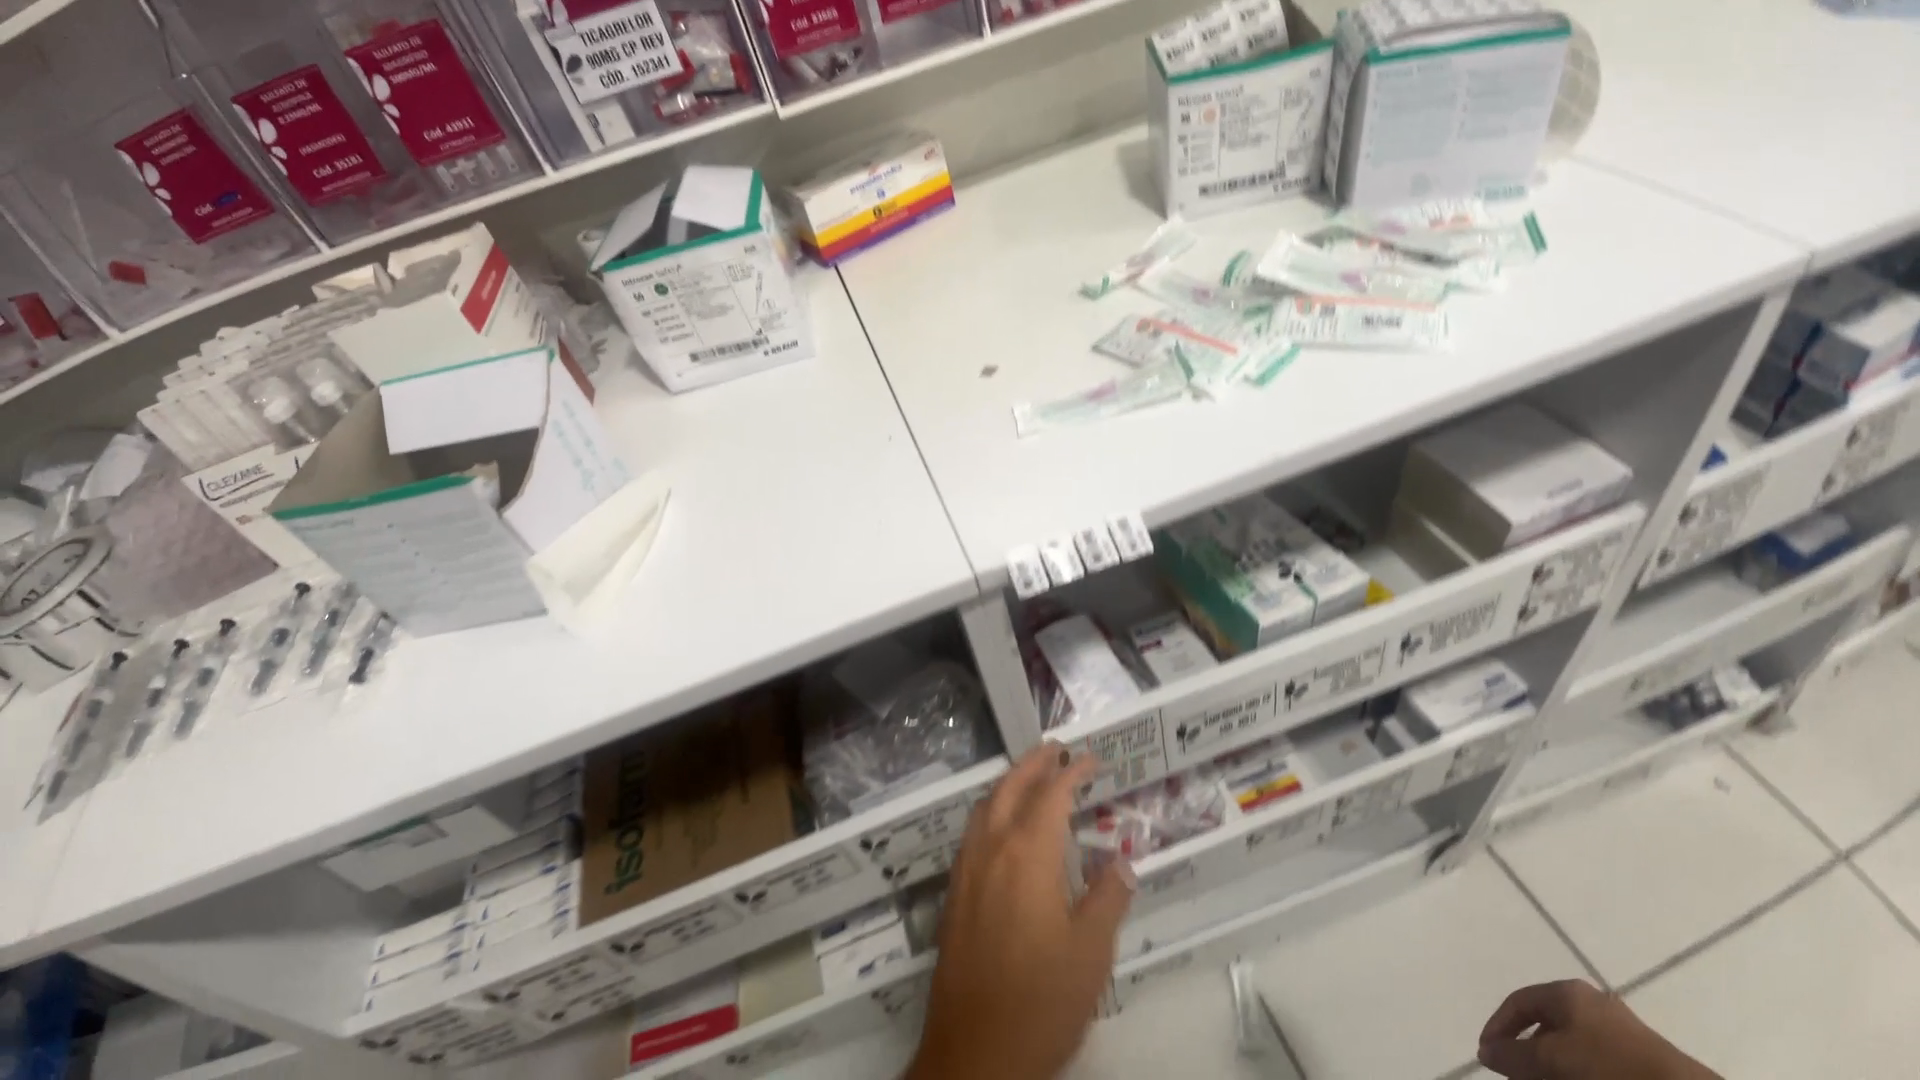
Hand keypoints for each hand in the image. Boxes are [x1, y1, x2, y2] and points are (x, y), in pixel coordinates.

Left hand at [905, 746, 1136, 1079]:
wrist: (975, 1053)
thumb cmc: (1042, 1000)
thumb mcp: (1091, 951)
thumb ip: (1108, 897)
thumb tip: (1121, 859)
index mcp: (1027, 856)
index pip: (1050, 795)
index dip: (1072, 772)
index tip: (1091, 759)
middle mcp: (989, 853)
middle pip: (1008, 790)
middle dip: (1032, 765)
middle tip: (1056, 750)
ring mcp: (964, 874)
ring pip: (983, 809)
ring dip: (1007, 785)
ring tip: (1032, 779)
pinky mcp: (952, 898)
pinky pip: (971, 835)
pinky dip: (990, 813)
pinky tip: (1005, 831)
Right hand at [1479, 980, 1721, 1079]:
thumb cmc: (1609, 1069)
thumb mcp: (1550, 1060)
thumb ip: (1512, 1055)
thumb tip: (1486, 1051)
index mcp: (1568, 993)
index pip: (1518, 1003)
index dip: (1497, 1028)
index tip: (1487, 1056)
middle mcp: (1591, 1005)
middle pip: (1544, 1027)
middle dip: (1526, 1056)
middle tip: (1514, 1078)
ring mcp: (1618, 1033)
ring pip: (1569, 1050)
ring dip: (1549, 1070)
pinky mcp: (1638, 1060)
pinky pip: (1593, 1065)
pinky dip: (1574, 1075)